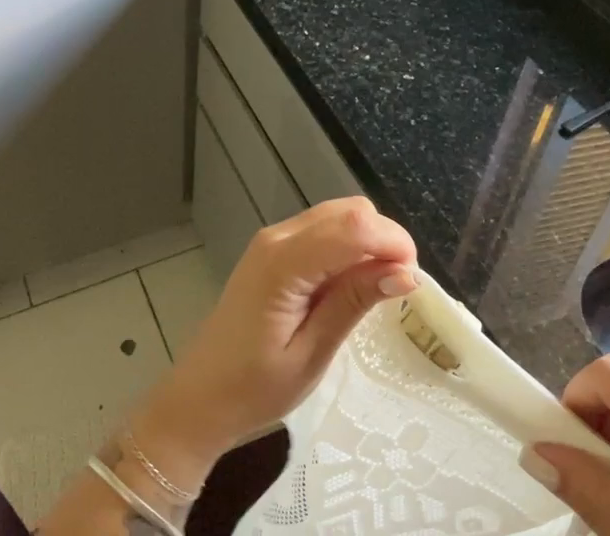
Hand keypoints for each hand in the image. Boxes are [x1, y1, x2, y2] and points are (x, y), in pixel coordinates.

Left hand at [128, 198, 418, 490]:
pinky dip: (347, 246)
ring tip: (372, 292)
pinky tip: (346, 286)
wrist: (199, 398)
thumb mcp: (311, 354)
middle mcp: (277, 237)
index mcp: (283, 263)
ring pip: (339, 215)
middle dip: (385, 240)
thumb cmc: (253, 389)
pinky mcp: (273, 249)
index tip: (410, 284)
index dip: (393, 244)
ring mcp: (272, 240)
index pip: (354, 226)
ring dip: (368, 242)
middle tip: (393, 290)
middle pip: (350, 211)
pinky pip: (323, 229)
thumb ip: (353, 303)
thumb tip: (405, 272)